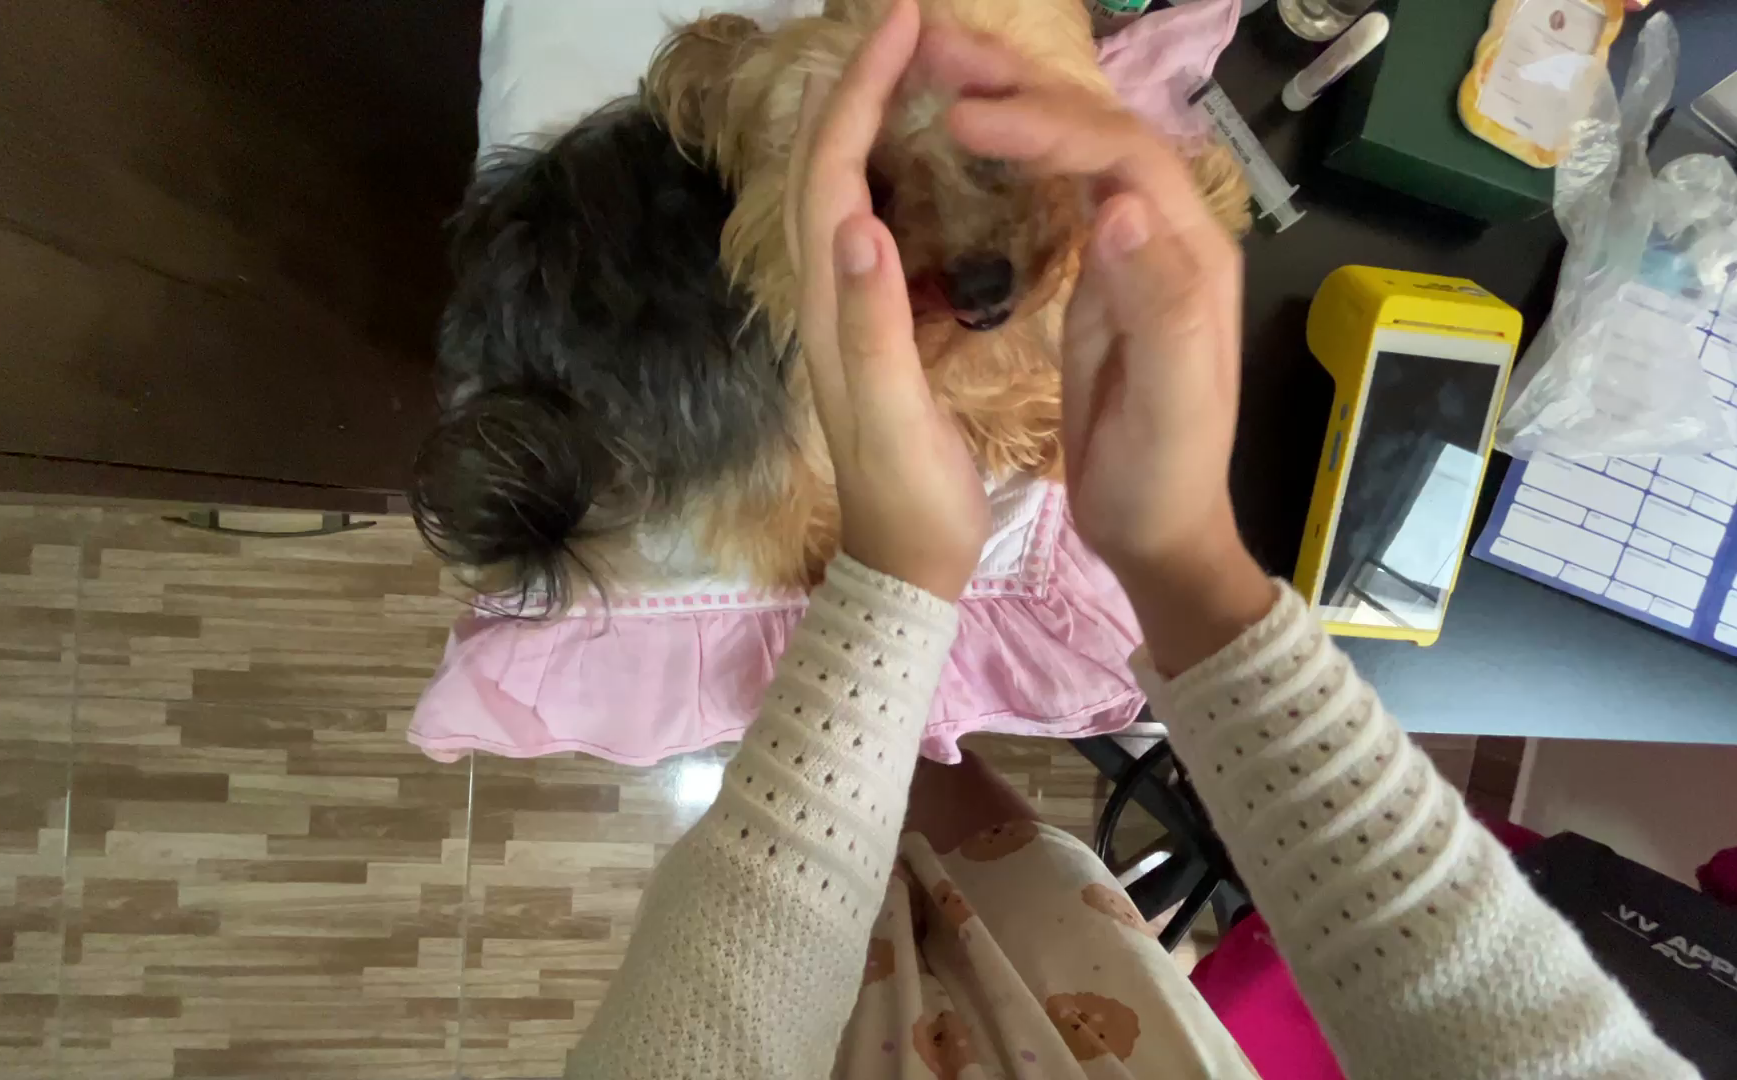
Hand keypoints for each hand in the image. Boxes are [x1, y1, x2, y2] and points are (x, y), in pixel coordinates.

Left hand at [786, 0, 990, 601]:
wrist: (906, 559)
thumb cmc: (913, 499)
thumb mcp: (896, 418)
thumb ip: (874, 327)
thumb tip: (859, 222)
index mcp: (833, 314)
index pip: (833, 182)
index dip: (858, 99)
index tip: (900, 24)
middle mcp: (827, 306)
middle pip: (822, 180)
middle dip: (852, 95)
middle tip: (901, 30)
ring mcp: (846, 322)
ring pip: (839, 205)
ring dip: (862, 132)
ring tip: (903, 78)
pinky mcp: (872, 339)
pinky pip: (867, 242)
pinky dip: (884, 187)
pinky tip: (915, 176)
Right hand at [928, 29, 1274, 671]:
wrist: (1160, 523)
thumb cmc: (1162, 475)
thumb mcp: (1171, 405)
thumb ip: (1161, 306)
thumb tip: (1120, 207)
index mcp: (1187, 257)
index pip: (1118, 155)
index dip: (1043, 125)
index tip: (963, 119)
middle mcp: (1166, 236)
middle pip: (1100, 129)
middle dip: (1020, 84)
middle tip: (933, 51)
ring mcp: (1133, 255)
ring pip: (1076, 152)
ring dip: (1013, 103)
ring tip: (940, 76)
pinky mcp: (1102, 281)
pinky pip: (1060, 193)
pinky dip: (1015, 157)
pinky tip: (974, 148)